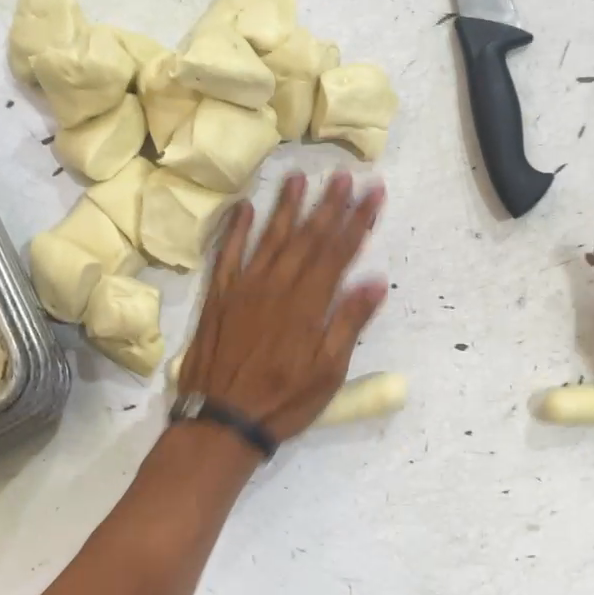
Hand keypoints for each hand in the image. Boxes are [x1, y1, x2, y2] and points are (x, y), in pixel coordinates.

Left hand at [179, 172, 387, 442]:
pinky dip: (236, 229)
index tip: (374, 192)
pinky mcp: (217, 297)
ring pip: (269, 237)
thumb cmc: (283, 401)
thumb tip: (375, 282)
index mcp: (308, 304)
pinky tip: (246, 207)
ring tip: (300, 177)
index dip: (358, 220)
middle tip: (345, 175)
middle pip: (307, 237)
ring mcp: (243, 288)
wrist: (220, 419)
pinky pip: (227, 253)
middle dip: (329, 205)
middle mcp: (276, 286)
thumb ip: (349, 323)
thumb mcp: (327, 372)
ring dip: (287, 206)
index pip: (338, 252)